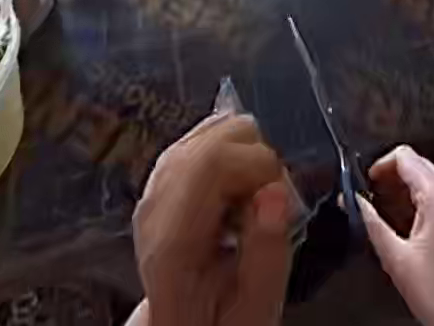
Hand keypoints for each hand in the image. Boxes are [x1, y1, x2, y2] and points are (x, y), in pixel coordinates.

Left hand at [131, 113, 294, 325]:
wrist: (185, 325)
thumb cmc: (218, 322)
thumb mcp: (253, 312)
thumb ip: (268, 258)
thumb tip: (277, 192)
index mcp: (170, 242)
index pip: (210, 163)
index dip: (258, 166)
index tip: (278, 200)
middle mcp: (154, 201)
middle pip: (215, 136)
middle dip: (257, 158)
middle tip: (267, 207)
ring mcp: (156, 180)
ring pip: (215, 126)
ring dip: (247, 154)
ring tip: (249, 203)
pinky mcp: (167, 167)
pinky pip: (209, 131)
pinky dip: (235, 150)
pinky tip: (236, 189)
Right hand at [358, 145, 433, 325]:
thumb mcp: (398, 260)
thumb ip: (372, 223)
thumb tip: (355, 202)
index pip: (403, 156)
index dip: (379, 166)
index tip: (366, 183)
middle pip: (416, 165)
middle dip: (390, 179)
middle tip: (371, 199)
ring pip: (427, 181)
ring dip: (404, 192)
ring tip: (386, 217)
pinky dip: (420, 204)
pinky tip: (408, 230)